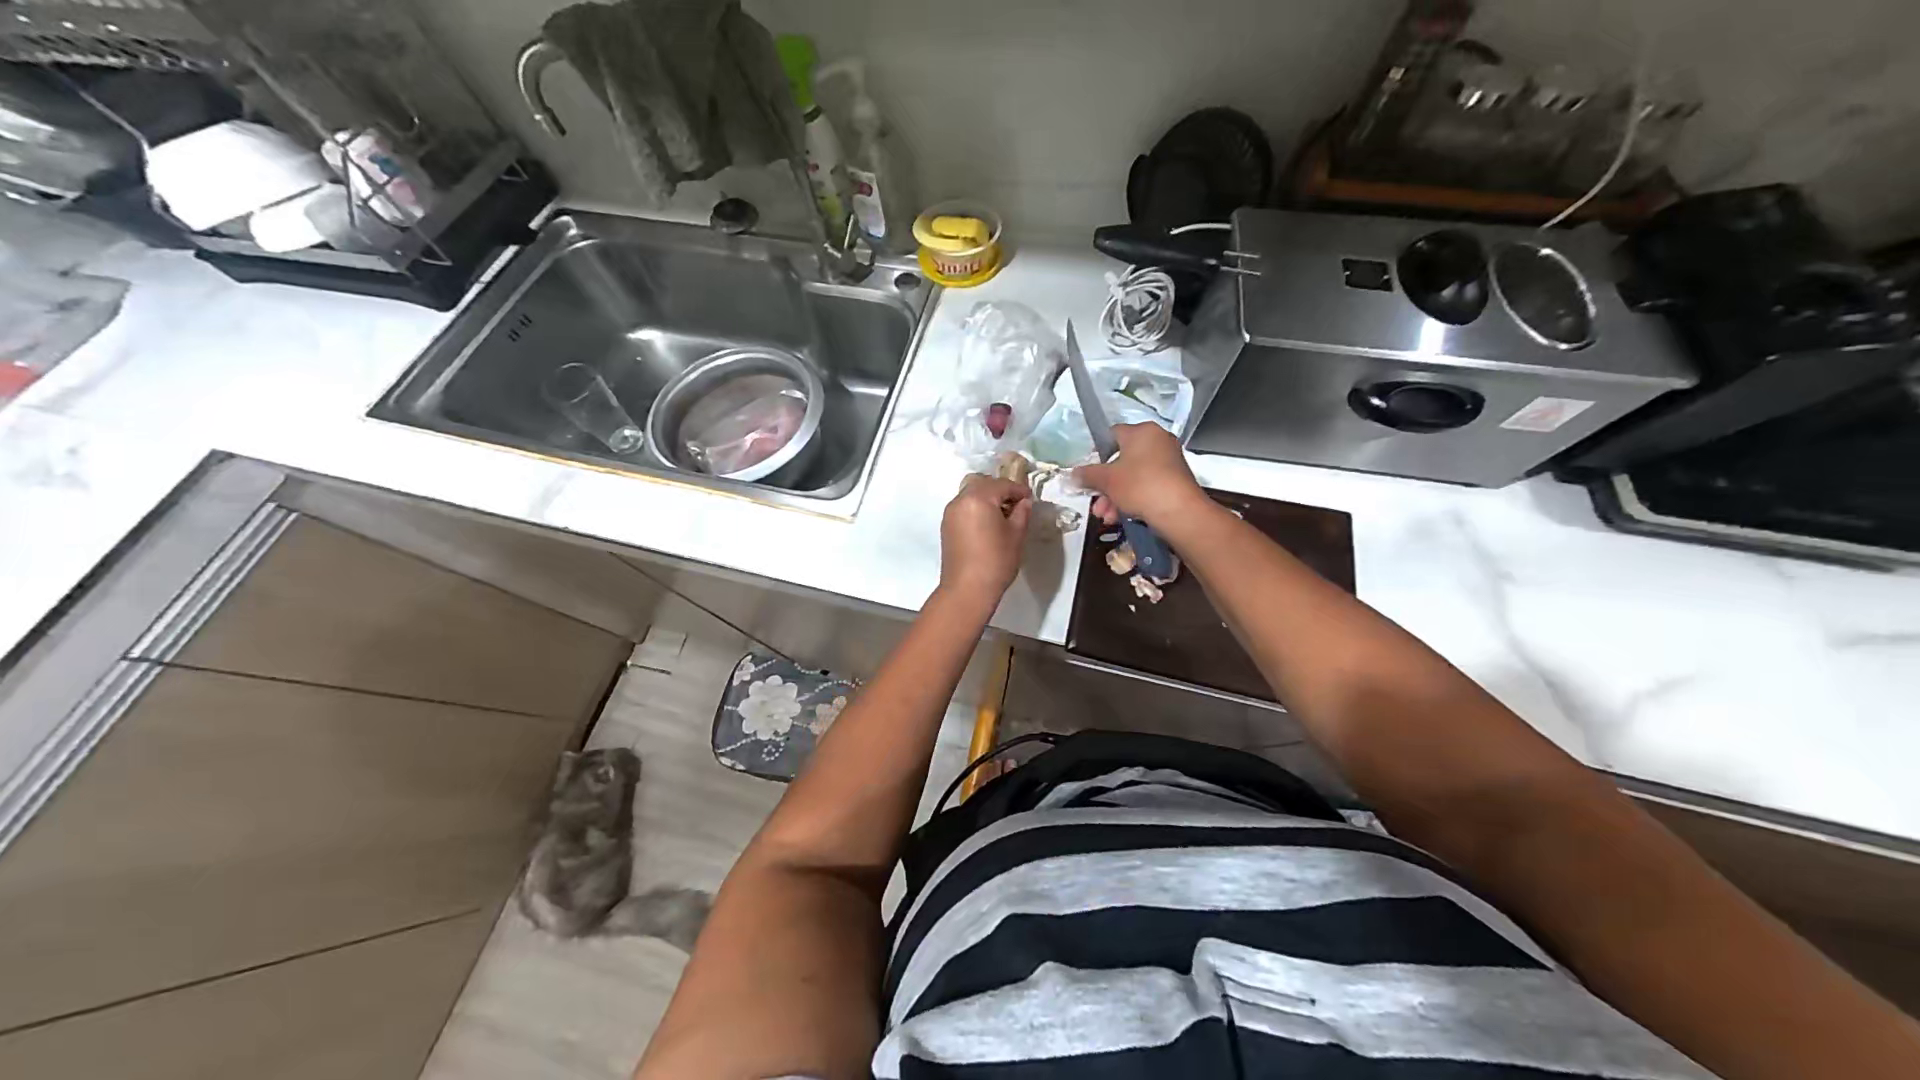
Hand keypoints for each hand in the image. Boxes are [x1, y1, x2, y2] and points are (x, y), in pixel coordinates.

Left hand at [939, 474, 1032, 602]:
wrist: (967, 589)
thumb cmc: (996, 561)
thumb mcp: (1016, 535)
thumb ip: (1022, 513)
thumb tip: (1023, 502)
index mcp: (978, 498)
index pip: (1002, 484)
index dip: (1018, 490)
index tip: (1029, 499)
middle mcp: (960, 500)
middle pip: (982, 484)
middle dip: (1000, 490)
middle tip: (1015, 505)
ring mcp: (950, 513)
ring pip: (970, 494)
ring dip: (986, 498)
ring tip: (1002, 516)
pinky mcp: (946, 526)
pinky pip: (963, 507)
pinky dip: (976, 508)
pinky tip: (987, 525)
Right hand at [1073, 422, 1206, 527]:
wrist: (1178, 510)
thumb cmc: (1139, 485)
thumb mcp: (1106, 480)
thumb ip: (1087, 475)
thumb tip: (1072, 474)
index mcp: (1142, 432)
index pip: (1113, 434)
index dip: (1097, 452)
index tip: (1090, 472)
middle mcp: (1158, 440)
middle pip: (1122, 460)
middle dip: (1105, 485)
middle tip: (1096, 501)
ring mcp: (1169, 460)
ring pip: (1133, 476)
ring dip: (1116, 496)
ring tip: (1107, 516)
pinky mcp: (1176, 480)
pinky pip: (1147, 485)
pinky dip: (1133, 499)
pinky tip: (1121, 517)